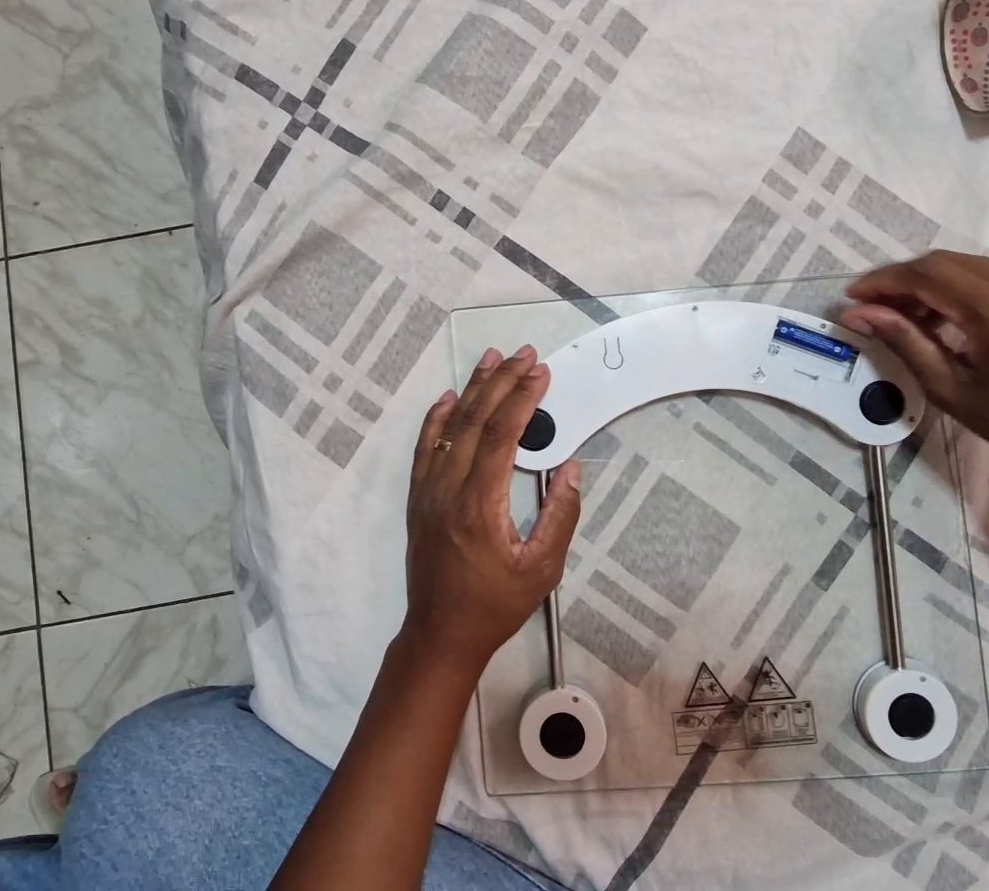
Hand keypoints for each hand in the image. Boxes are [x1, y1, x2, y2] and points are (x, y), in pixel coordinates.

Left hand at [402, 345, 582, 674]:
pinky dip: (436, 419)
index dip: (521, 399)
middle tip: (523, 354)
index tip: (540, 374)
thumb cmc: (495, 605)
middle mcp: (448, 489)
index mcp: (480, 505)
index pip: (501, 436)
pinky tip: (447, 398)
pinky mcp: (418, 499)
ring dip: (471, 389)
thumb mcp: (542, 569)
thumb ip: (559, 515)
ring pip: (448, 428)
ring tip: (490, 358)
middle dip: (500, 382)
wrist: (441, 634)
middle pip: (474, 421)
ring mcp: (428, 492)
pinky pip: (425, 448)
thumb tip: (570, 468)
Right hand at [839, 251, 988, 506]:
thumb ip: (905, 342)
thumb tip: (860, 314)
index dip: (885, 281)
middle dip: (904, 280)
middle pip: (948, 262)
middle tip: (872, 306)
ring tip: (902, 316)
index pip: (929, 275)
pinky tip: (942, 318)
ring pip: (970, 266)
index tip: (853, 296)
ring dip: (930, 284)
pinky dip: (960, 289)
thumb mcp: (951, 388)